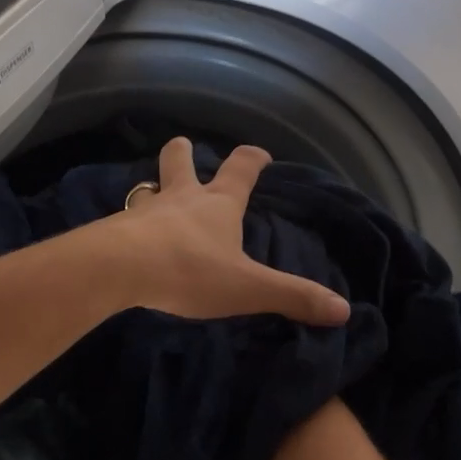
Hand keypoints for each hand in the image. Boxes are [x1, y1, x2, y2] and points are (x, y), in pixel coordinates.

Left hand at [99, 138, 350, 326]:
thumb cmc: (190, 269)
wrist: (120, 268)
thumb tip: (343, 310)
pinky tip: (131, 238)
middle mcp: (182, 198)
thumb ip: (292, 297)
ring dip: (156, 188)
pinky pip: (127, 220)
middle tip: (187, 149)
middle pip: (181, 160)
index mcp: (218, 204)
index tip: (260, 154)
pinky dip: (132, 223)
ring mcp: (146, 211)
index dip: (252, 158)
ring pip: (149, 187)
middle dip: (185, 152)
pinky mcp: (117, 229)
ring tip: (156, 198)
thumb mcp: (247, 287)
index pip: (241, 169)